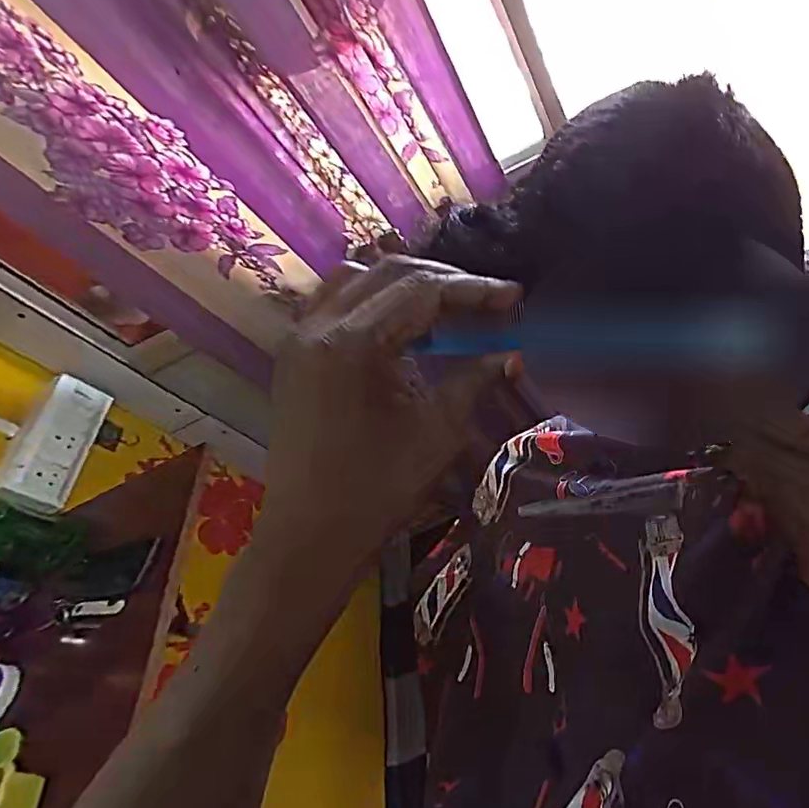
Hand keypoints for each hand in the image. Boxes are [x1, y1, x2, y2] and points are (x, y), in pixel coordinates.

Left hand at [257, 256, 519, 566]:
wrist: (311, 534)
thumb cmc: (377, 489)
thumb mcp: (438, 431)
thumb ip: (474, 380)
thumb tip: (510, 354)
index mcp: (353, 344)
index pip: (421, 291)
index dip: (474, 289)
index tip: (513, 296)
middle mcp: (319, 327)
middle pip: (389, 274)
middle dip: (445, 281)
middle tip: (488, 300)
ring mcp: (299, 338)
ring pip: (358, 278)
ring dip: (407, 284)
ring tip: (448, 305)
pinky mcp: (295, 354)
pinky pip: (335, 301)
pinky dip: (374, 298)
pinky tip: (402, 321)